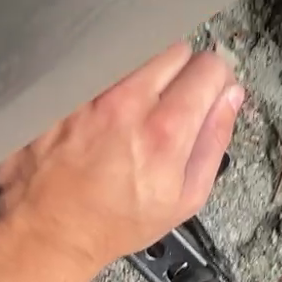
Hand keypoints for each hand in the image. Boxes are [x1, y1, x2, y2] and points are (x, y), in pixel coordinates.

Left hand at [0, 42, 244, 281]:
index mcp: (164, 132)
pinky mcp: (58, 91)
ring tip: (133, 108)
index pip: (209, 67)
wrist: (51, 232)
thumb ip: (214, 140)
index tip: (208, 93)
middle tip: (170, 104)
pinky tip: (101, 110)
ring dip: (142, 71)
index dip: (215, 81)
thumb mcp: (186, 198)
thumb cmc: (116, 222)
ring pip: (134, 49)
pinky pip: (94, 62)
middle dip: (181, 72)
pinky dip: (104, 77)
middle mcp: (125, 103)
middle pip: (174, 49)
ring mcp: (87, 92)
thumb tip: (230, 99)